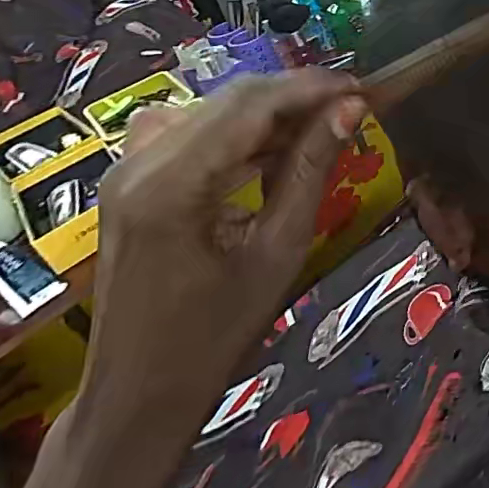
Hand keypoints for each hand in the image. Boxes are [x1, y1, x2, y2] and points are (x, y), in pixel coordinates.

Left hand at [96, 70, 366, 368]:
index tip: (361, 87)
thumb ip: (310, 170)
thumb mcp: (277, 253)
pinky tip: (267, 151)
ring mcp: (127, 166)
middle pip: (231, 99)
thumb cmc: (213, 340)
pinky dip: (236, 131)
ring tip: (318, 128)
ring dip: (268, 113)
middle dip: (295, 97)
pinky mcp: (128, 178)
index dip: (312, 88)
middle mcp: (140, 160)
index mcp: (171, 184)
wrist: (133, 400)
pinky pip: (190, 130)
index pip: (252, 105)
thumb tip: (349, 110)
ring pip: (212, 110)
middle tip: (349, 106)